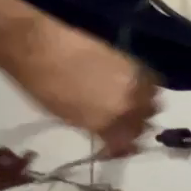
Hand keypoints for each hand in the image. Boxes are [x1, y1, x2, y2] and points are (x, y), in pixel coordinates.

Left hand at [6, 18, 158, 157]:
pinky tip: (129, 83)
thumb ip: (96, 127)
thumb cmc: (40, 84)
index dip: (122, 145)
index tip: (117, 143)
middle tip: (121, 119)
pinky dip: (145, 86)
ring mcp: (135, 86)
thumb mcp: (66, 115)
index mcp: (106, 123)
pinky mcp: (138, 66)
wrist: (36, 46)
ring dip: (144, 104)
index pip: (127, 143)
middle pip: (145, 124)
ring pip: (154, 103)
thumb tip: (110, 137)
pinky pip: (153, 83)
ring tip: (128, 99)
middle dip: (135, 123)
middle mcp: (127, 107)